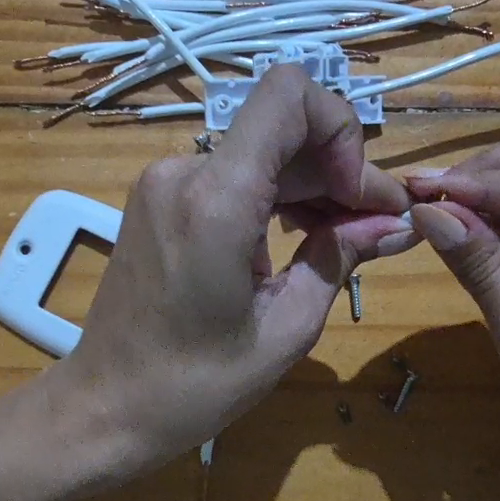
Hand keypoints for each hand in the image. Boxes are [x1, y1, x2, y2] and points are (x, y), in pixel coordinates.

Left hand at [58, 65, 414, 476]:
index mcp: (215, 199)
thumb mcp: (286, 328)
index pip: (289, 94)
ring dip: (311, 184)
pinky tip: (301, 239)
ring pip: (260, 152)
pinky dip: (274, 196)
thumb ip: (339, 259)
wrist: (105, 405)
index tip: (357, 196)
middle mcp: (183, 172)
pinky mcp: (159, 200)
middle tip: (377, 228)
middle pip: (282, 129)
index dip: (340, 129)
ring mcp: (164, 183)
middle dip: (338, 169)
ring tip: (346, 240)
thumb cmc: (194, 385)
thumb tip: (394, 224)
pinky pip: (232, 176)